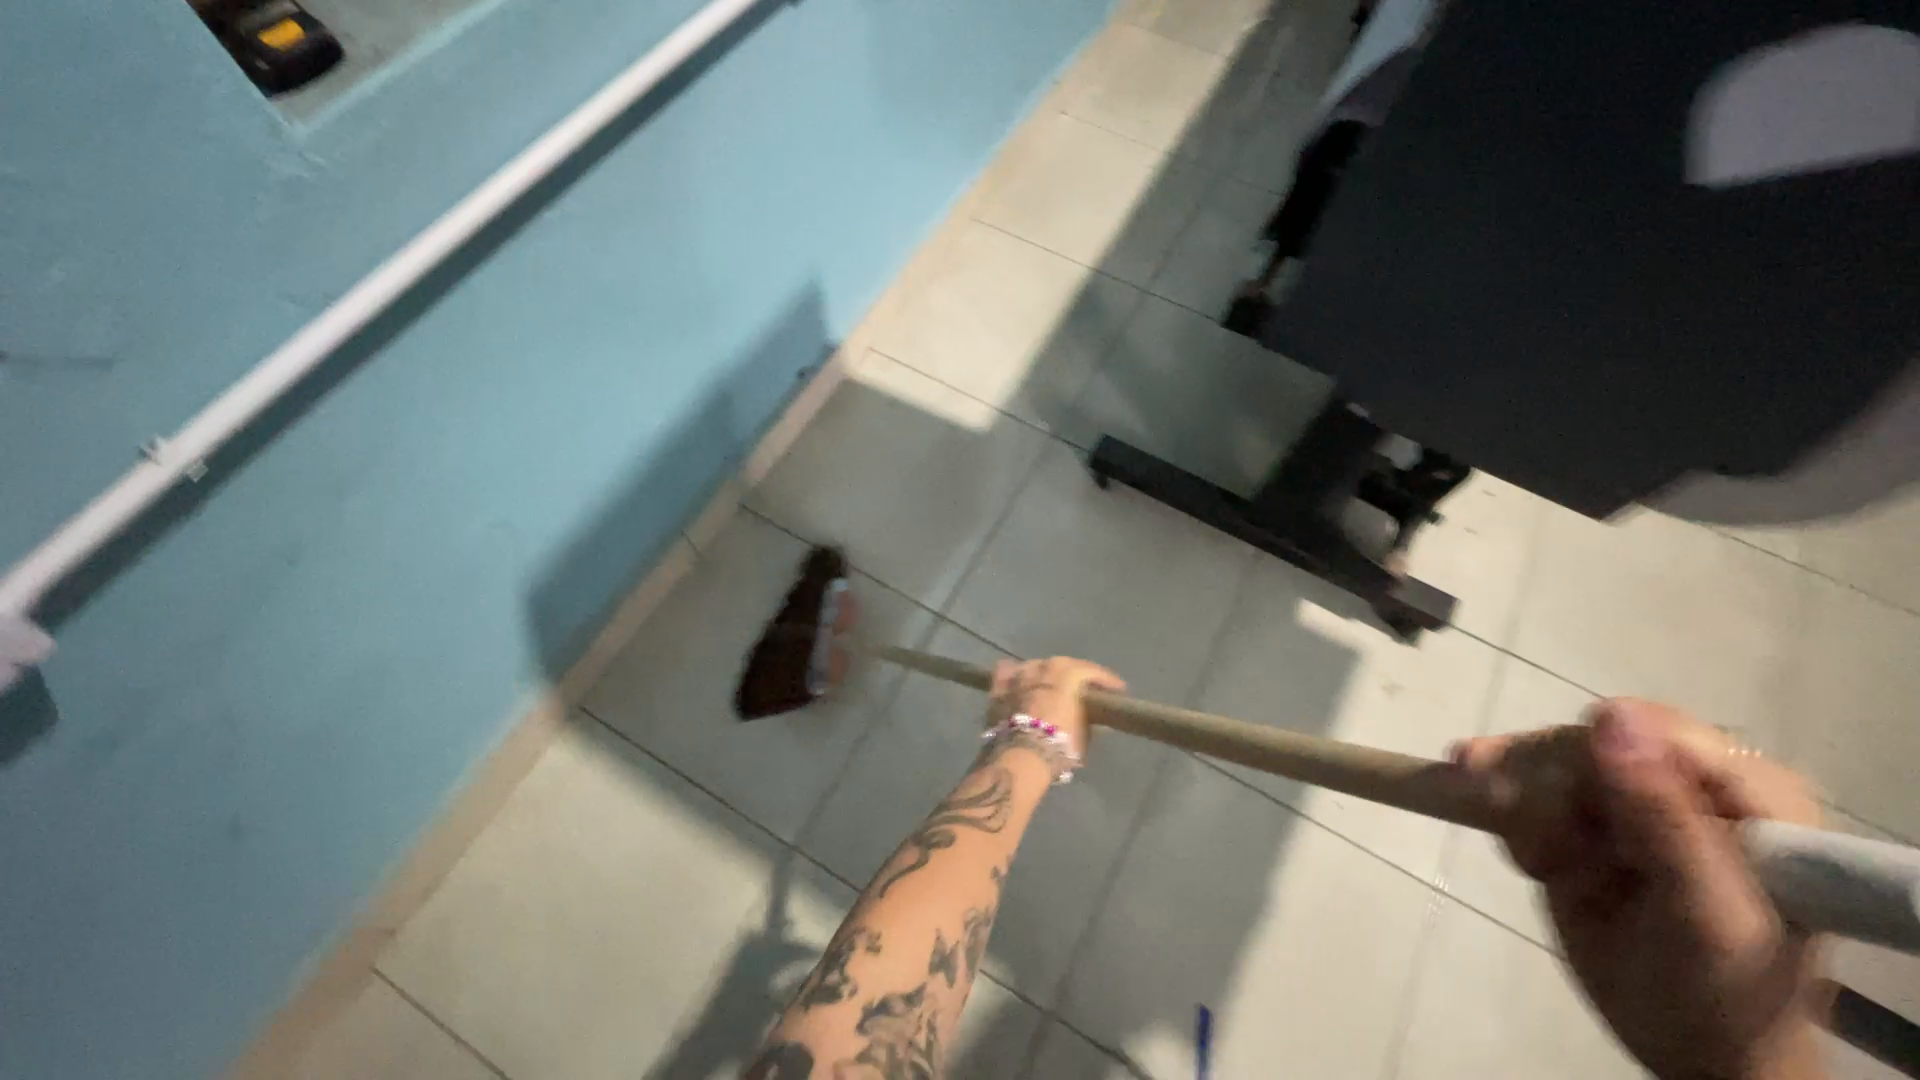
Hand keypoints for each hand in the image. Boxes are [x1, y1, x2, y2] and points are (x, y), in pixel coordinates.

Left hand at [986, 656, 1125, 760]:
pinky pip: (1008, 672)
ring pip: (1036, 667)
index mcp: (1068, 673)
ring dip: (1045, 675)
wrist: (1019, 756)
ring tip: (1051, 686)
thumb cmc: (1058, 745)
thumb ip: (1087, 720)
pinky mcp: (998, 685)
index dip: (1107, 681)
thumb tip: (1091, 718)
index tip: (1118, 690)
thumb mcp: (1084, 735)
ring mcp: (1018, 673)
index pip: (1092, 672)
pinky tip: (1021, 681)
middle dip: (1075, 675)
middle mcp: (1043, 666)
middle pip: (1063, 666)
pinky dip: (1016, 675)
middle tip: (1084, 688)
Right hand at [1451, 700, 1826, 1079]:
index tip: (1551, 801)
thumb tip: (1611, 718)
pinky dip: (1501, 808)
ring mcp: (1626, 800)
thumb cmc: (1722, 991)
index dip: (1594, 753)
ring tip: (1533, 860)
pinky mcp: (1580, 819)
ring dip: (1518, 801)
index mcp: (1748, 793)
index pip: (1653, 729)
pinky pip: (1521, 785)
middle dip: (1547, 787)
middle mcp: (1685, 782)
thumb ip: (1663, 816)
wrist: (1692, 1050)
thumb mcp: (1701, 910)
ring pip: (1543, 758)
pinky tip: (1505, 834)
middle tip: (1540, 850)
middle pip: (1584, 740)